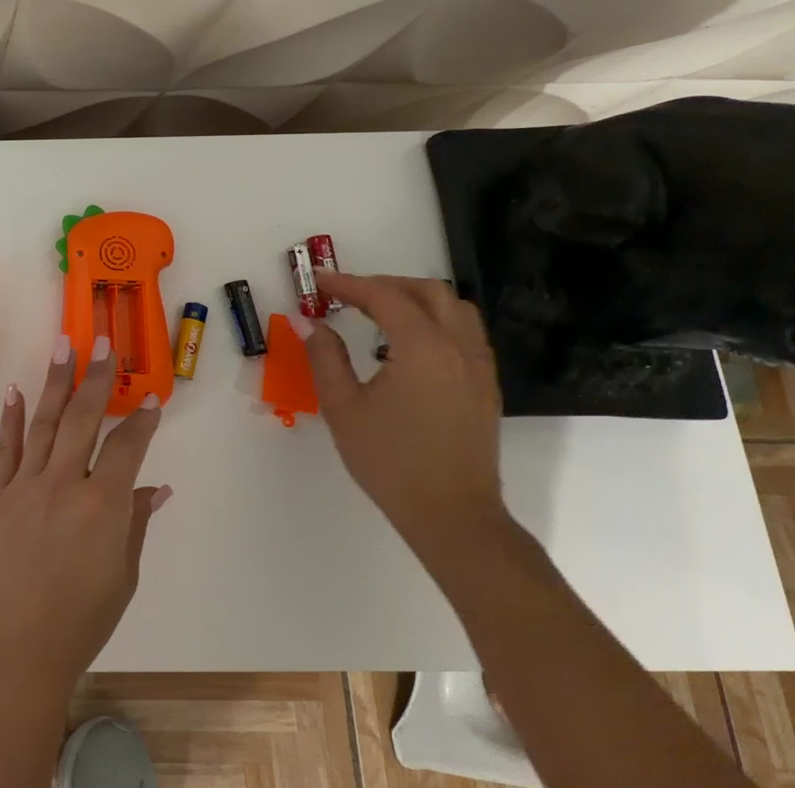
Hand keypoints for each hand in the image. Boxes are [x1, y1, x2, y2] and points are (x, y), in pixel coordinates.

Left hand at [0, 333, 170, 696]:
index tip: (151, 396)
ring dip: (55, 382)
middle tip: (102, 342)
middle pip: (83, 420)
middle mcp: (64, 484)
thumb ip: (135, 524)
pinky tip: (14, 390)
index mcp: (103, 506)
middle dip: (96, 378)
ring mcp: (24, 486)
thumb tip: (155, 488)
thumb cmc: (82, 620)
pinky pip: (5, 449)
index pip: (128, 447)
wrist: (18, 645)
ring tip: (62, 345)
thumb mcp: (123, 575)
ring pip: (43, 423)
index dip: (142, 420)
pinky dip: (10, 418)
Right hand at [305, 271, 506, 546]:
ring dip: (415, 300)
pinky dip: (434, 322)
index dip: (349, 284)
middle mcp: (459, 348)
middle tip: (347, 295)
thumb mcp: (342, 407)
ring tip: (376, 313)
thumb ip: (325, 358)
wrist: (450, 512)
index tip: (318, 282)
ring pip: (455, 310)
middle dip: (386, 285)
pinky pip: (464, 334)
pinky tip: (404, 345)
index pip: (385, 297)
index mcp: (423, 348)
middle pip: (430, 292)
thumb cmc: (389, 460)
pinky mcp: (484, 387)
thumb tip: (310, 324)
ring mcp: (478, 367)